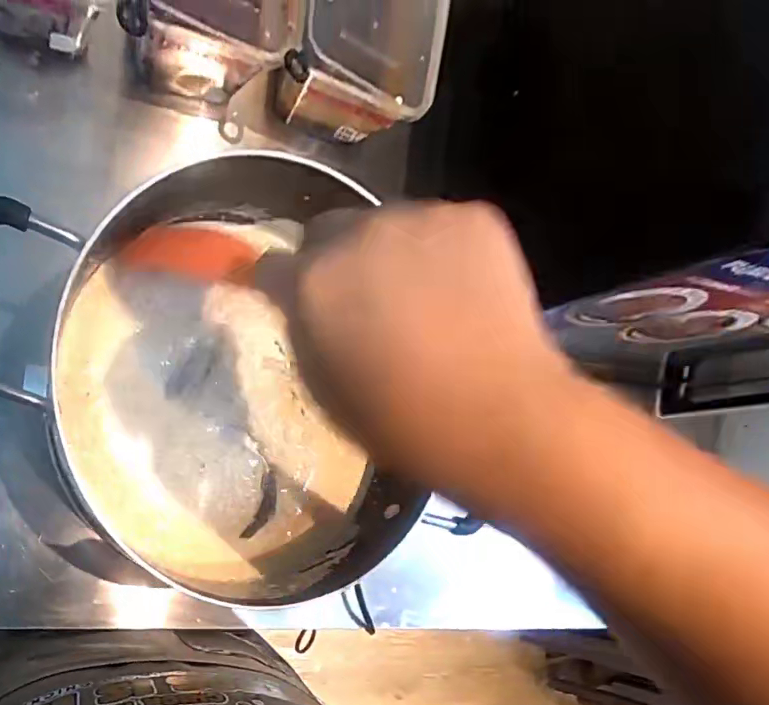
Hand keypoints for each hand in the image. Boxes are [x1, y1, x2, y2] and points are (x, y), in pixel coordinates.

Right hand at [274, 202, 579, 511]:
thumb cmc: (399, 422)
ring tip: (418, 300)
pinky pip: (440, 227)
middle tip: (360, 304)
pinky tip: (460, 292)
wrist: (496, 416)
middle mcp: (359, 233)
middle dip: (334, 262)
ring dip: (389, 254)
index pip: (272, 265)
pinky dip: (440, 252)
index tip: (290, 303)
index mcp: (314, 283)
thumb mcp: (324, 389)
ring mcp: (422, 217)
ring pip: (388, 225)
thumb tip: (305, 311)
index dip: (279, 286)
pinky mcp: (475, 217)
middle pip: (329, 231)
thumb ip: (306, 336)